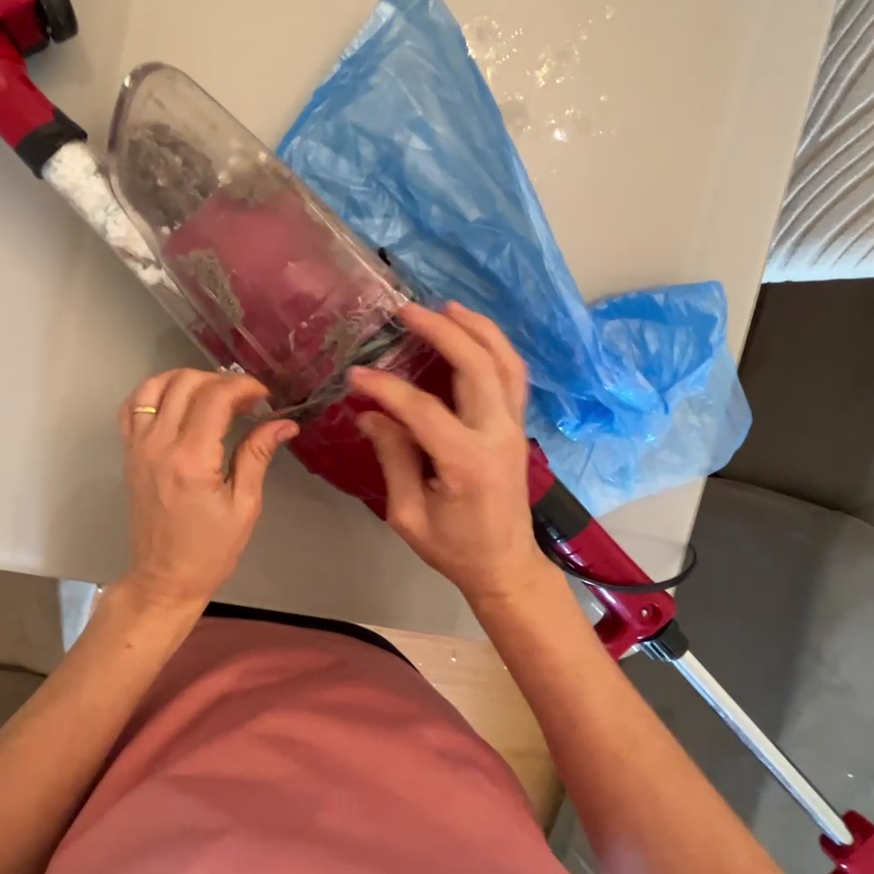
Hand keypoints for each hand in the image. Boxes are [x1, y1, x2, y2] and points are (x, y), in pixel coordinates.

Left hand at [116, 368, 298, 609]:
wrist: (164, 578)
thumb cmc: (209, 551)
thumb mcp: (245, 506)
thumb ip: (258, 455)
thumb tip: (283, 423)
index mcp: (192, 460)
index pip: (216, 397)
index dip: (244, 386)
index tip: (263, 397)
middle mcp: (159, 446)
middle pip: (185, 382)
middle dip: (220, 380)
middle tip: (244, 400)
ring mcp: (138, 447)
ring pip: (154, 386)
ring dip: (186, 379)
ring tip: (212, 395)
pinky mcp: (129, 453)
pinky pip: (132, 407)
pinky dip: (154, 393)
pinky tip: (177, 403)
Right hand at [350, 302, 553, 605]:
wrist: (504, 566)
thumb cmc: (453, 548)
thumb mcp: (408, 513)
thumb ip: (392, 457)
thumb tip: (370, 414)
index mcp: (467, 461)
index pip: (422, 409)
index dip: (386, 388)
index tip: (356, 375)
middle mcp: (497, 435)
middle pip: (477, 366)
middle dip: (443, 331)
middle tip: (407, 311)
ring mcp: (514, 428)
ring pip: (505, 363)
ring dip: (478, 329)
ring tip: (446, 307)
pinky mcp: (517, 428)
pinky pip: (513, 376)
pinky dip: (495, 347)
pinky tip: (472, 333)